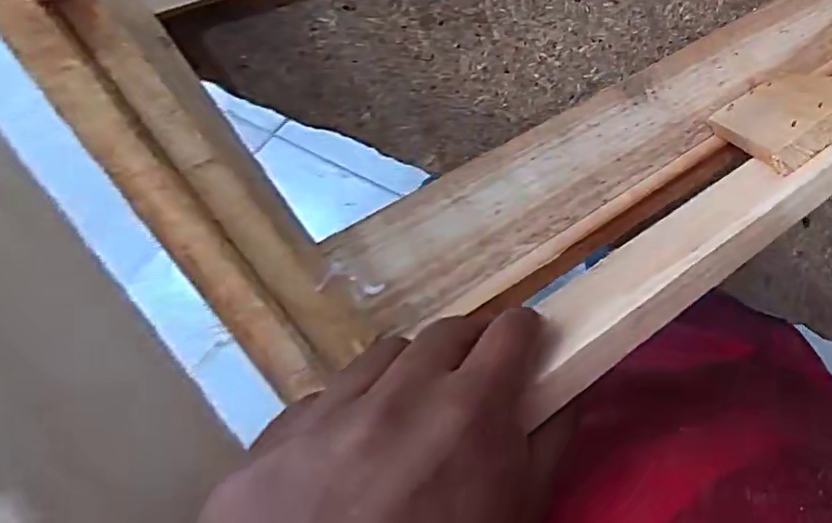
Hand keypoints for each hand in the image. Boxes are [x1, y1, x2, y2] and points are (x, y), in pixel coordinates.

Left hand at [198, 307, 565, 522]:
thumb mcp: (519, 508)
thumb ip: (553, 434)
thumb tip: (572, 380)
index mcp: (469, 410)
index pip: (512, 326)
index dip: (522, 336)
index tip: (522, 352)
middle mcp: (397, 400)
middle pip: (447, 333)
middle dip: (465, 352)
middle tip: (465, 386)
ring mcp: (322, 425)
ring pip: (381, 359)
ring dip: (403, 378)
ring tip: (399, 423)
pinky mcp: (259, 458)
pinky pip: (314, 406)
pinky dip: (338, 420)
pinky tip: (339, 462)